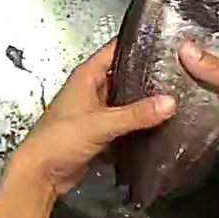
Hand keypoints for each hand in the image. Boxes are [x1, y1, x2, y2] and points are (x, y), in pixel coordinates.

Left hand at [7, 39, 175, 197]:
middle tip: (176, 76)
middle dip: (146, 76)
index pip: (114, 50)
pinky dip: (137, 123)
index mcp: (87, 76)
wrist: (42, 173)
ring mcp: (96, 110)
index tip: (163, 45)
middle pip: (123, 75)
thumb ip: (135, 114)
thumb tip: (168, 102)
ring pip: (125, 100)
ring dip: (143, 103)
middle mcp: (91, 89)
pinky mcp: (100, 130)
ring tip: (174, 100)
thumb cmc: (59, 139)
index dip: (136, 44)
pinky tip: (158, 126)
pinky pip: (124, 122)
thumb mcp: (100, 124)